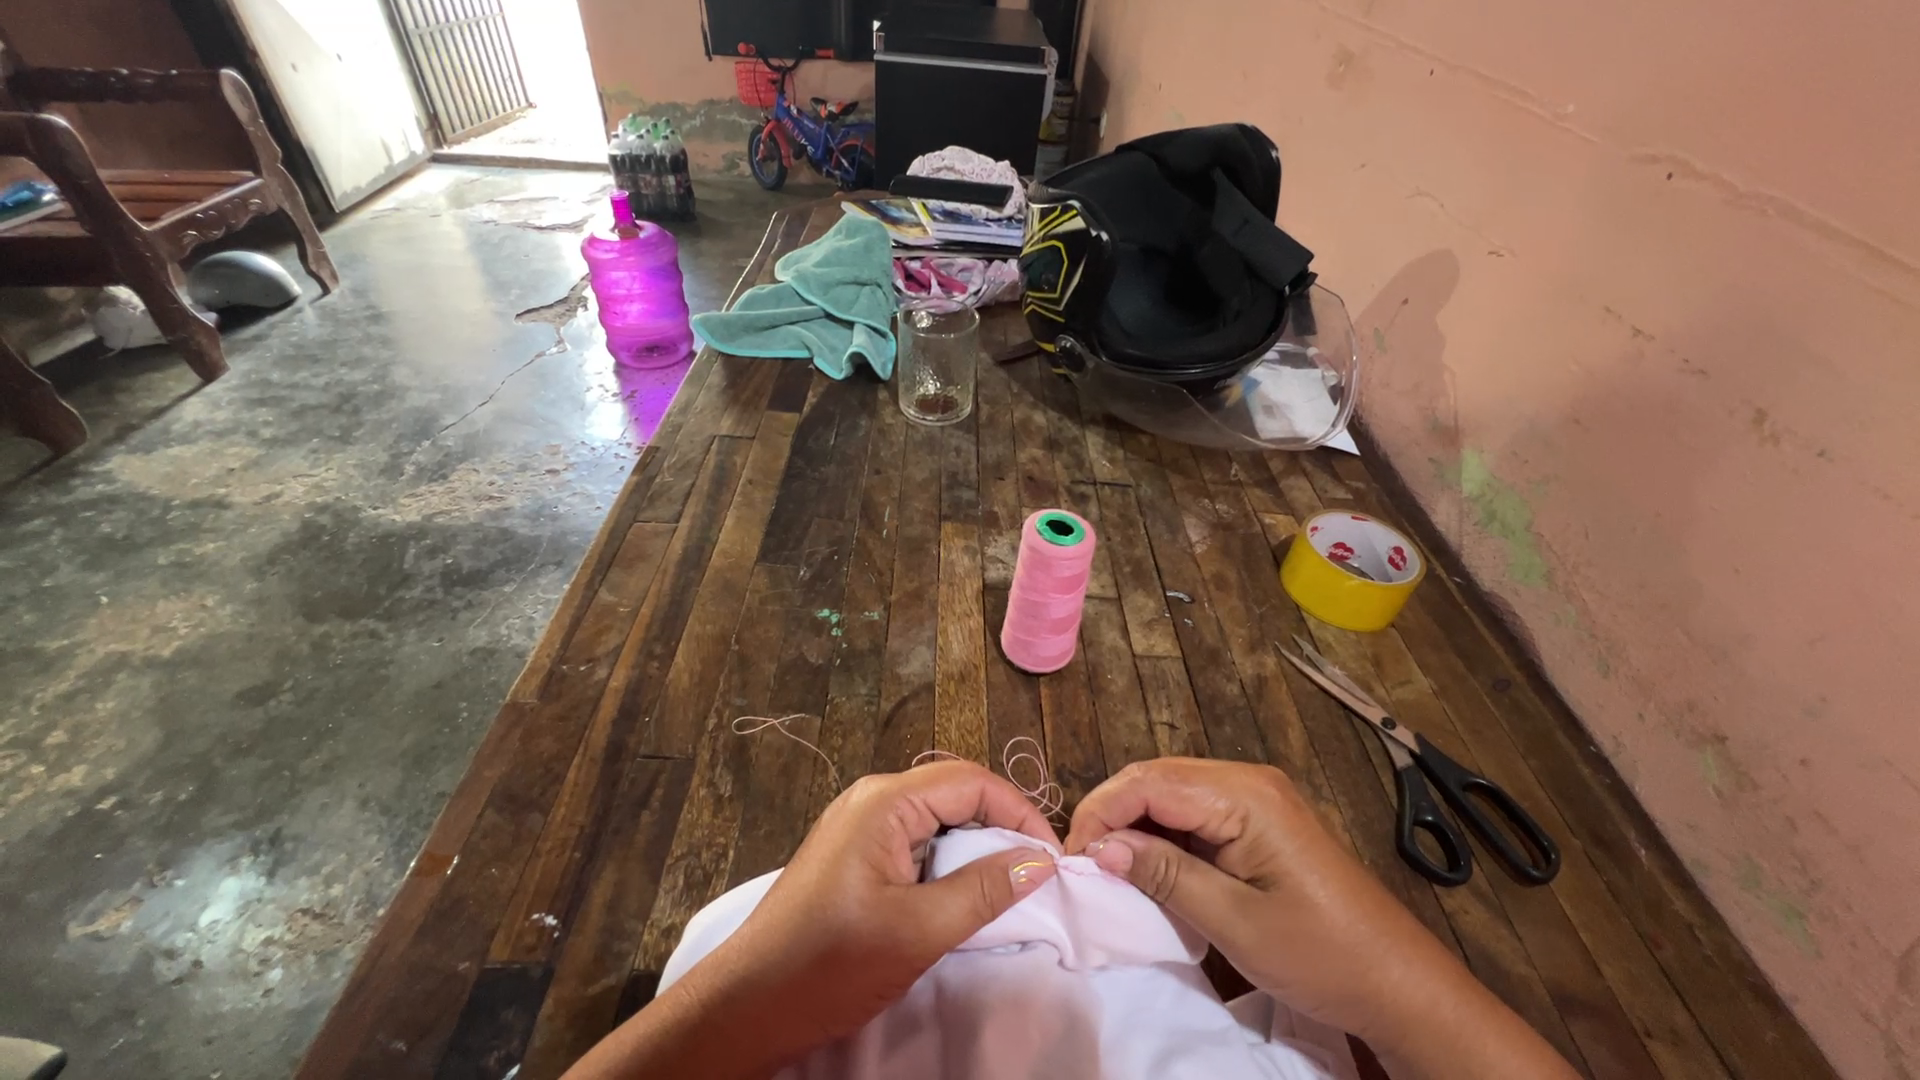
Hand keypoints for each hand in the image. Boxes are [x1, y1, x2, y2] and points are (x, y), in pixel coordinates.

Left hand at [564, 761, 1059, 1079]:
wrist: (747, 1006)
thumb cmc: (830, 965)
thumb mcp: (918, 931)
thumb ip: (983, 890)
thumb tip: (1041, 860)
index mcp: (885, 801)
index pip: (971, 781)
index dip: (1019, 812)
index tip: (1052, 860)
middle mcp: (871, 798)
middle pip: (954, 792)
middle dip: (1000, 825)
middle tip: (1035, 874)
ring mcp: (858, 823)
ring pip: (936, 817)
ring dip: (974, 846)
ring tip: (1006, 887)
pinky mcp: (853, 852)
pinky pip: (914, 839)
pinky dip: (946, 860)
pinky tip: (960, 894)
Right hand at [1065, 758, 1576, 1079]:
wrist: (1400, 984)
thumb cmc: (1321, 955)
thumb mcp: (1235, 922)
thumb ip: (1165, 875)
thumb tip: (1100, 848)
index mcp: (1243, 794)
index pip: (1149, 782)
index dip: (1102, 813)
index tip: (1072, 858)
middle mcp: (1247, 780)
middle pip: (1156, 778)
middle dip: (1113, 813)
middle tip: (1083, 863)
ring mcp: (1256, 797)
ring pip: (1171, 792)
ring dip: (1135, 823)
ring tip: (1108, 866)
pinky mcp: (1259, 819)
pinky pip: (1194, 812)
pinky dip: (1163, 834)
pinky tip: (1150, 865)